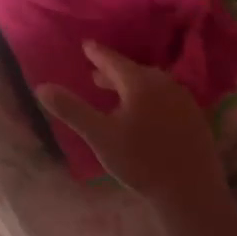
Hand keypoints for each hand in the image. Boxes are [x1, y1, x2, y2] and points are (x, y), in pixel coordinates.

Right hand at [35, 42, 228, 210]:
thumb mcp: (99, 136)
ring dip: (132, 85)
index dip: (97, 53)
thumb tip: (42, 87)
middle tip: (96, 74)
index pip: (114, 61)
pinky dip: (149, 98)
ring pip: (152, 84)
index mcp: (140, 84)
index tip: (86, 45)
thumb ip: (71, 109)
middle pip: (135, 71)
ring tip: (117, 95)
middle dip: (113, 71)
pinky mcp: (195, 119)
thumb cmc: (140, 161)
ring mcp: (184, 101)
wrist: (190, 191)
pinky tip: (144, 114)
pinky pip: (166, 98)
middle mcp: (165, 85)